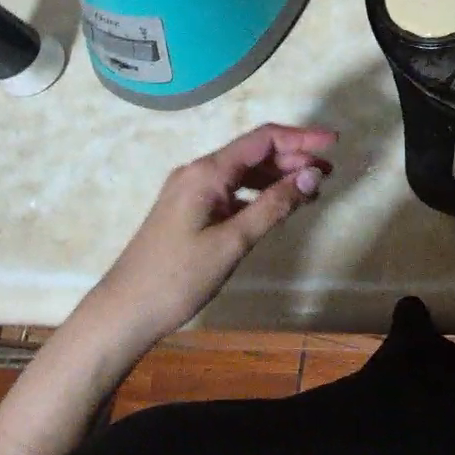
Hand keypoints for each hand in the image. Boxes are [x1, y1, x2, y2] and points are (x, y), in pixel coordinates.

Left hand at [85, 124, 334, 345]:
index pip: (263, 139)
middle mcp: (198, 172)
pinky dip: (259, 193)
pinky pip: (232, 190)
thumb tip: (312, 175)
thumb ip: (274, 205)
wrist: (120, 315)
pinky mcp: (188, 210)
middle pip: (255, 152)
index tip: (333, 143)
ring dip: (279, 176)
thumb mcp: (232, 242)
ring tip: (312, 190)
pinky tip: (278, 207)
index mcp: (207, 172)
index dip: (301, 138)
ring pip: (244, 172)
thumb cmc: (177, 278)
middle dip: (294, 157)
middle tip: (329, 172)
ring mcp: (191, 191)